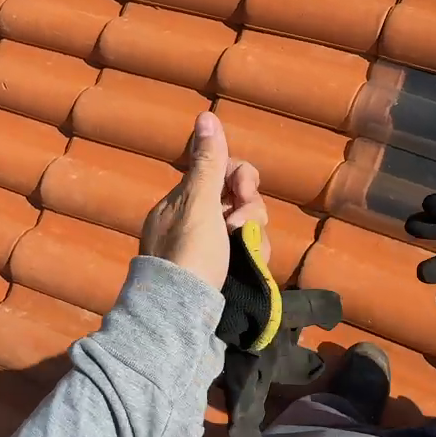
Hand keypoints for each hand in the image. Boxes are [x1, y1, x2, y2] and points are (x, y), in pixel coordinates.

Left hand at [140, 112, 265, 289]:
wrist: (182, 321)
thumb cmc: (189, 255)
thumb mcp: (199, 203)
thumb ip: (208, 162)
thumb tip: (206, 115)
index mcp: (181, 202)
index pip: (220, 172)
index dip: (240, 176)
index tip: (244, 189)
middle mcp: (194, 222)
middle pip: (238, 198)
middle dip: (250, 206)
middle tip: (244, 223)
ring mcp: (209, 249)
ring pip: (247, 224)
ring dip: (254, 231)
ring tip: (248, 249)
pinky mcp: (224, 272)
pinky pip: (248, 250)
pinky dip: (254, 253)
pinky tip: (253, 264)